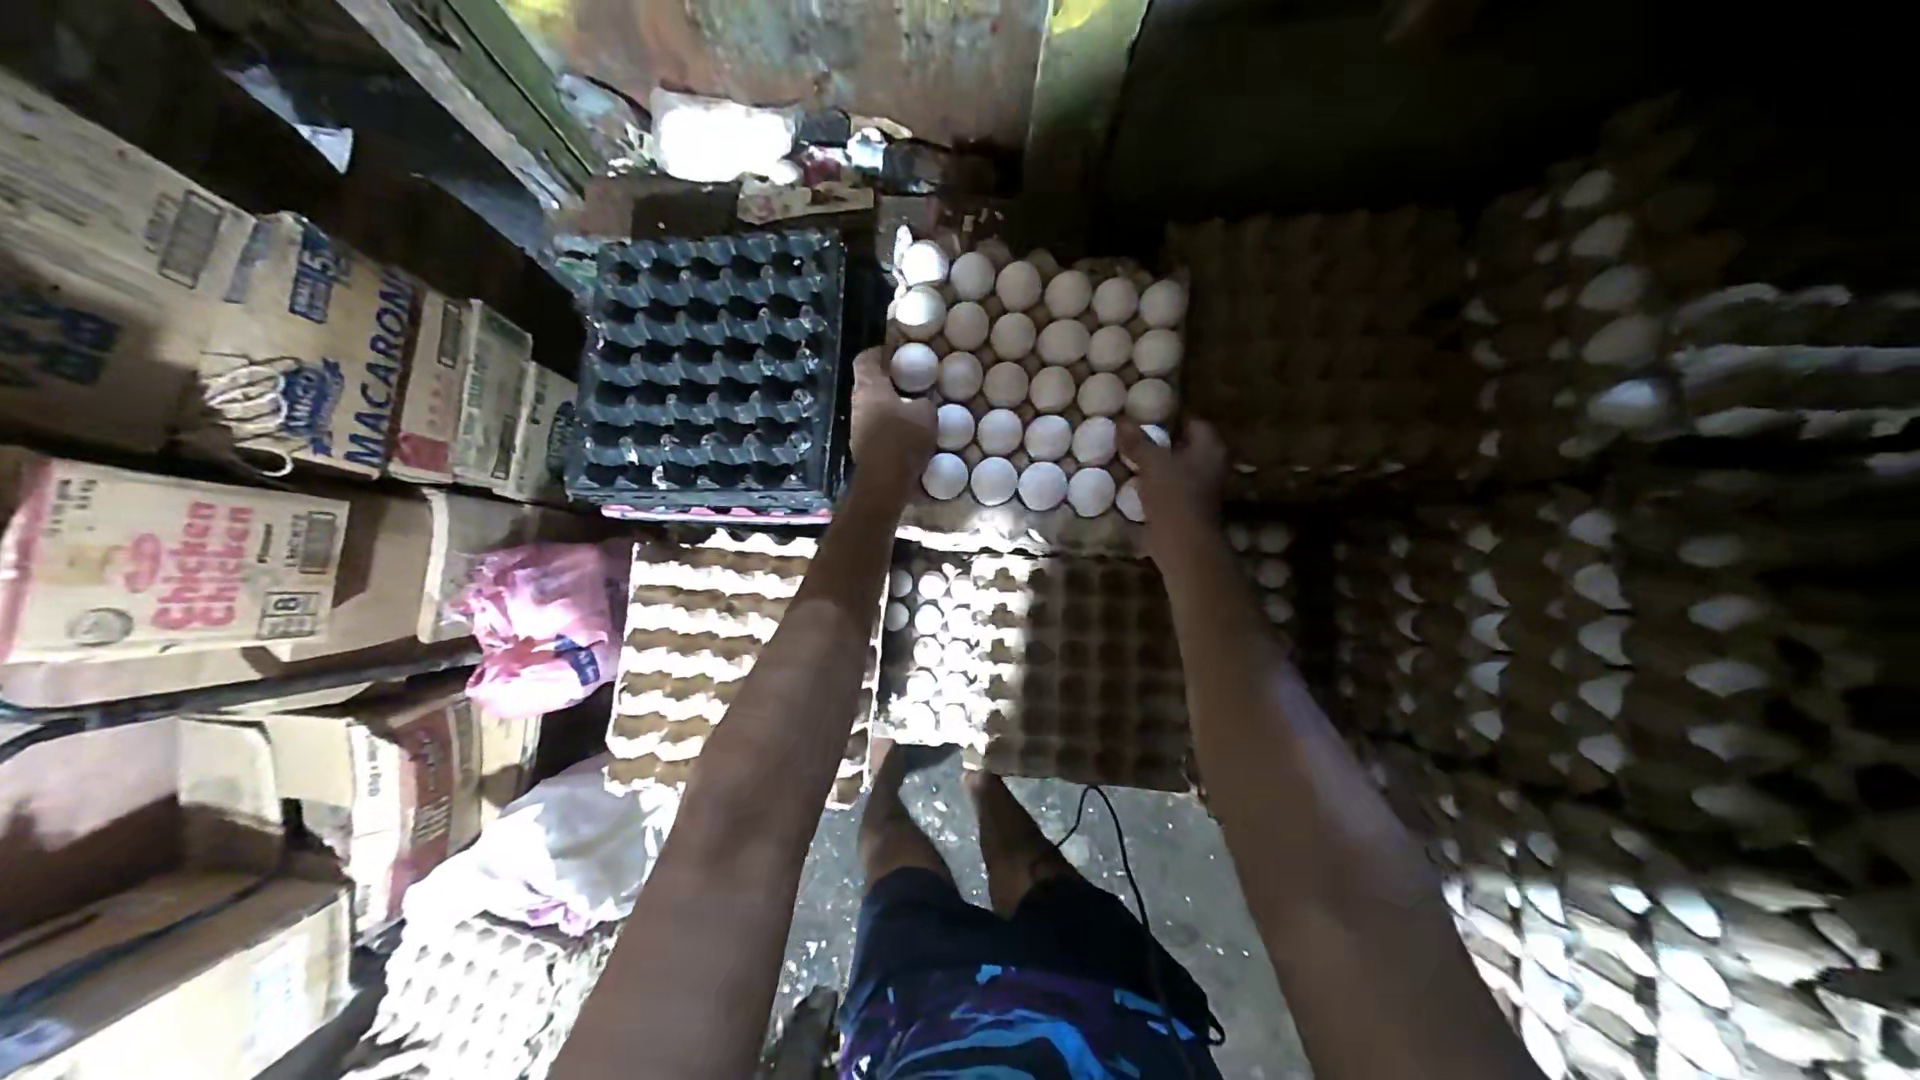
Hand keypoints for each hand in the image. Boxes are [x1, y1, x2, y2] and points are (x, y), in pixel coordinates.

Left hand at [850, 345, 935, 481]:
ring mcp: (857, 428)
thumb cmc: (904, 440)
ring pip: (873, 408)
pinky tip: (908, 433)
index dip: (879, 352)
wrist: (885, 482)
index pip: (865, 359)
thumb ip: (925, 402)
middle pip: (869, 384)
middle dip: (887, 381)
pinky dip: (890, 426)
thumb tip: (921, 402)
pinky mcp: (863, 448)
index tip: (896, 353)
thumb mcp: (927, 415)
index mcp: (869, 388)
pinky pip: (877, 429)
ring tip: (912, 408)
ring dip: (889, 406)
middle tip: (911, 380)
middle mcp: (857, 405)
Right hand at [1117, 417, 1228, 556]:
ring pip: (1175, 465)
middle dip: (1160, 438)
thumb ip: (1138, 442)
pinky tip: (1133, 477)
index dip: (1171, 415)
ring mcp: (1199, 486)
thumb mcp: (1153, 463)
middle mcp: (1210, 463)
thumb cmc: (1174, 495)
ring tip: (1128, 452)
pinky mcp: (1186, 505)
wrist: (1182, 543)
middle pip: (1184, 443)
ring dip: (1155, 461)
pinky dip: (1154, 480)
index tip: (1146, 412)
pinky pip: (1168, 484)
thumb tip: (1121, 421)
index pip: (1193, 421)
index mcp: (1210, 447)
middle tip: (1133, 431)